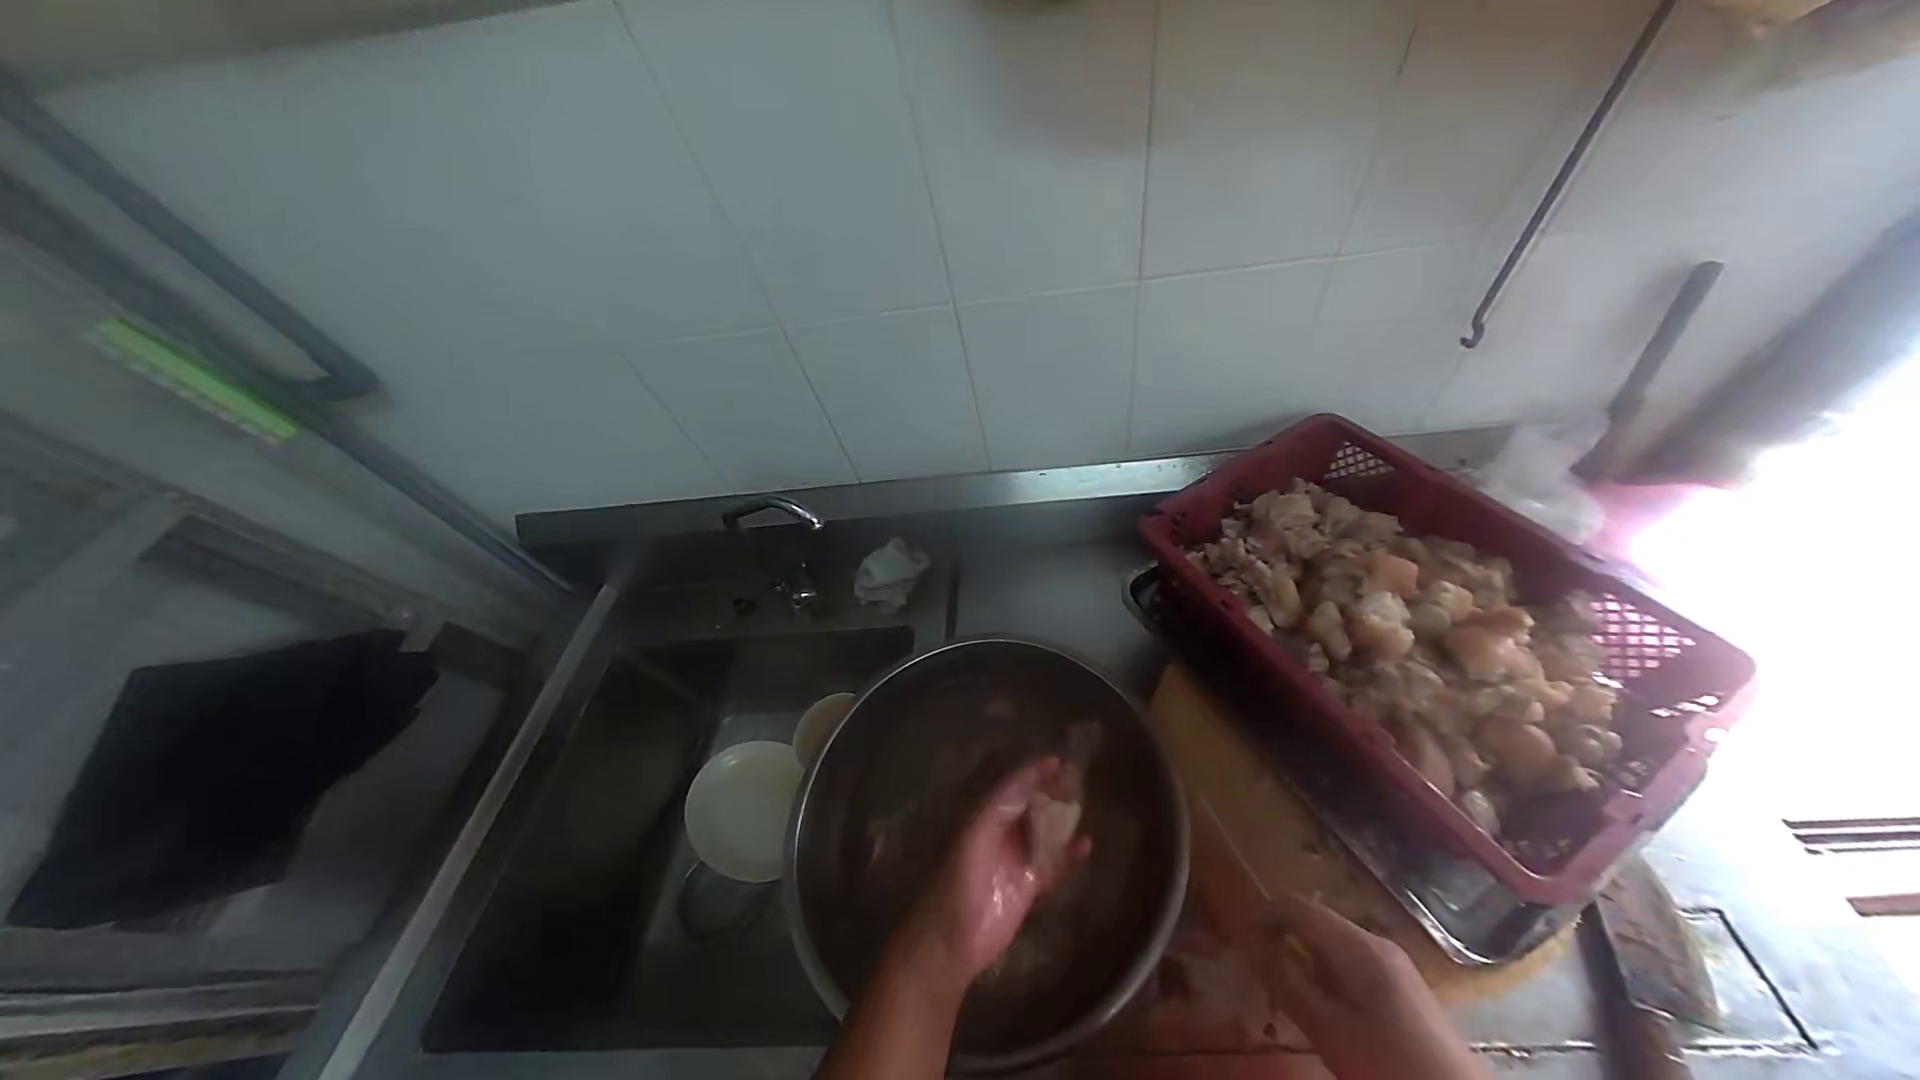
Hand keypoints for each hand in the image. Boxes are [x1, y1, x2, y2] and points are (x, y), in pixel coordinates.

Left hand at [893, 757, 1091, 986]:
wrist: (950, 942)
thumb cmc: (957, 883)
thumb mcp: (973, 837)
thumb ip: (997, 808)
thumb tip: (1023, 779)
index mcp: (982, 820)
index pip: (1011, 789)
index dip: (1031, 773)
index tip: (1056, 760)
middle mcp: (1000, 837)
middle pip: (1030, 808)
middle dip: (1050, 792)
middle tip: (1076, 777)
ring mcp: (1015, 863)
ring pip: (1044, 835)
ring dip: (1062, 821)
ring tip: (1084, 803)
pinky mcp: (1028, 889)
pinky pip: (1054, 867)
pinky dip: (1070, 856)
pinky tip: (1087, 845)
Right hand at [1259, 896, 1486, 1079]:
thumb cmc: (1389, 1071)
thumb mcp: (1326, 1030)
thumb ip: (1284, 981)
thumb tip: (1249, 942)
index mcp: (1359, 946)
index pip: (1297, 906)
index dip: (1264, 915)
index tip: (1241, 941)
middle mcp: (1377, 943)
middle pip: (1316, 921)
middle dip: (1283, 938)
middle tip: (1263, 973)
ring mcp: (1395, 963)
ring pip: (1333, 943)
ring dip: (1305, 959)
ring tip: (1293, 997)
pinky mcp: (1404, 986)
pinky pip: (1352, 962)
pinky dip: (1328, 974)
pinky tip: (1329, 1011)